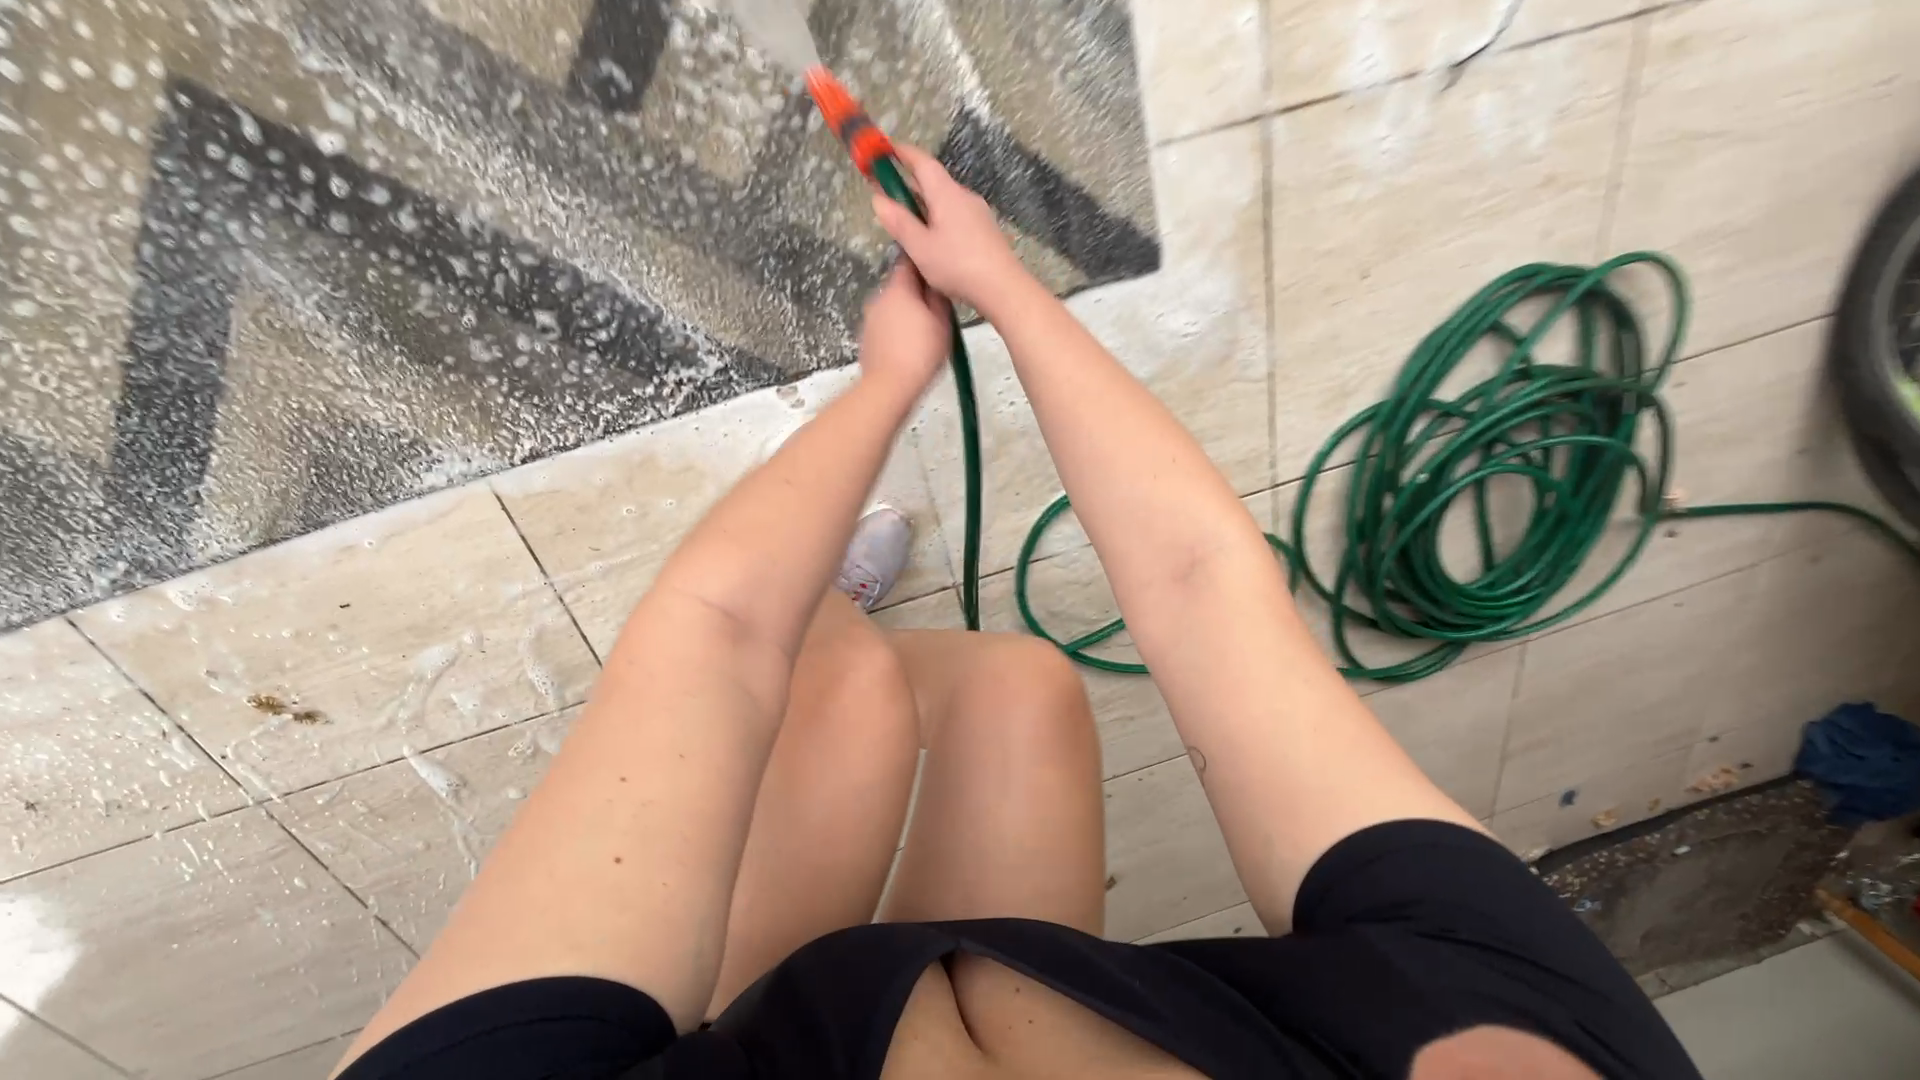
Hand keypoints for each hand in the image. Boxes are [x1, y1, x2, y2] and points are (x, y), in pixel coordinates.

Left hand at [858, 260, 950, 399]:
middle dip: (916, 295)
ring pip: (891, 308)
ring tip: (923, 333)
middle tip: (935, 311)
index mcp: (897, 289)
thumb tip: (935, 283)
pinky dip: (895, 331)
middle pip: (899, 287)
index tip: (937, 275)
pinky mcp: (865, 338)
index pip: (908, 262)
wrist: (889, 387)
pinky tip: (907, 348)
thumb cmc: (921, 353)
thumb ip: (939, 297)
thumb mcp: (942, 323)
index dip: (923, 266)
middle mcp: (878, 298)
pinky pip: (884, 327)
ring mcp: (868, 319)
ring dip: (905, 314)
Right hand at [870, 144, 1030, 315]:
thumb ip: (899, 222)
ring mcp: (978, 213)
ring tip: (907, 221)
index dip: (903, 154)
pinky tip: (933, 239)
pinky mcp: (985, 231)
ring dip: (924, 204)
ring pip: (945, 201)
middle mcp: (964, 197)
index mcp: (946, 194)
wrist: (1003, 287)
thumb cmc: (957, 265)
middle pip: (934, 182)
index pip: (922, 163)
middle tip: (887, 193)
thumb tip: (878, 199)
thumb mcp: (920, 247)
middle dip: (909, 184)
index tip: (886, 150)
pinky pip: (956, 216)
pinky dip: (938, 218)